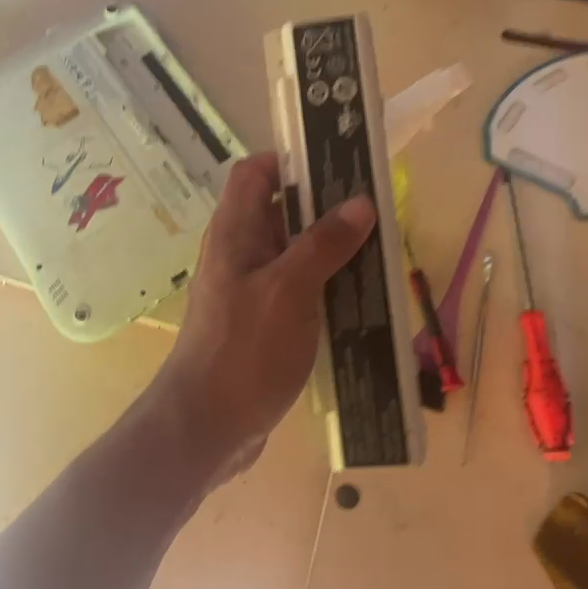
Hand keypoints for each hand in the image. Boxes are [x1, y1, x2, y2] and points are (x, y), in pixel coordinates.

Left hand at [152, 154, 374, 476]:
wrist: (206, 427)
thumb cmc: (244, 352)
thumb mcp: (288, 291)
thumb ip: (323, 245)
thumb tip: (360, 203)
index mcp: (234, 234)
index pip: (254, 173)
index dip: (291, 161)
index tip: (338, 164)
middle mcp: (239, 255)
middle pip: (281, 212)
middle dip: (325, 207)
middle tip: (376, 210)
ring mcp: (250, 292)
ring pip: (293, 255)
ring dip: (331, 251)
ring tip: (380, 251)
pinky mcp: (263, 325)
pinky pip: (297, 292)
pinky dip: (325, 289)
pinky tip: (362, 300)